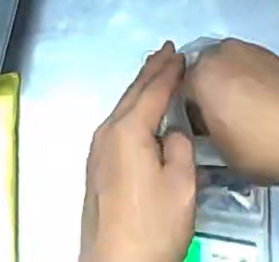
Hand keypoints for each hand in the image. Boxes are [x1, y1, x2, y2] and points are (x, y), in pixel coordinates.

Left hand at [80, 42, 197, 261]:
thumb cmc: (151, 227)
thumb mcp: (181, 186)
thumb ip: (181, 148)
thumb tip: (172, 133)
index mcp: (128, 130)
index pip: (153, 91)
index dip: (169, 71)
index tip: (181, 53)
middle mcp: (108, 131)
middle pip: (133, 92)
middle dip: (151, 70)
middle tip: (166, 50)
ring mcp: (98, 148)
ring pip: (123, 106)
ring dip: (140, 88)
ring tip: (154, 72)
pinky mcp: (97, 166)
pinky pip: (118, 122)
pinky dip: (133, 107)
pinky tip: (140, 112)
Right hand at [184, 38, 278, 186]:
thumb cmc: (261, 149)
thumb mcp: (220, 153)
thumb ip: (201, 132)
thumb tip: (202, 126)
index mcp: (199, 77)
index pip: (179, 88)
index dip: (186, 108)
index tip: (198, 126)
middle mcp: (217, 53)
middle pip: (200, 68)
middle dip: (204, 88)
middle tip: (218, 114)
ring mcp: (243, 48)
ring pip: (222, 61)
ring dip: (224, 77)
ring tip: (242, 105)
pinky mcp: (265, 51)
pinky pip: (244, 60)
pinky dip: (245, 74)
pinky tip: (260, 97)